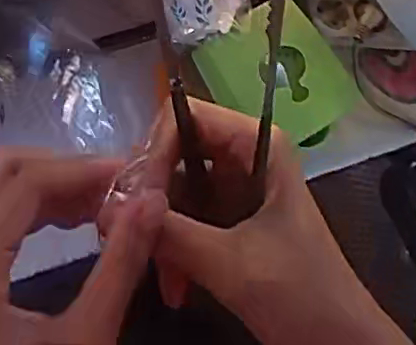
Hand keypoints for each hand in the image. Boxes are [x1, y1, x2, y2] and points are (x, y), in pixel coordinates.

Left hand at [0, 149, 166, 344]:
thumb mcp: (86, 341)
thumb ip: (119, 265)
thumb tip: (154, 201)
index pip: (26, 184)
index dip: (79, 170)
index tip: (126, 173)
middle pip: (7, 175)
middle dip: (65, 172)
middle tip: (116, 186)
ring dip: (52, 186)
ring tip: (101, 202)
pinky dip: (34, 208)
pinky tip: (72, 220)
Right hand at [127, 99, 408, 344]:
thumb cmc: (304, 297)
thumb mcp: (233, 265)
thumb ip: (172, 233)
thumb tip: (111, 209)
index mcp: (254, 142)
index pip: (183, 117)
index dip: (153, 151)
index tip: (133, 199)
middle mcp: (240, 152)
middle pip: (172, 149)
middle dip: (150, 194)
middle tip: (123, 233)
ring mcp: (233, 184)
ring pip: (173, 185)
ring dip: (157, 227)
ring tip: (150, 270)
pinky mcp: (227, 216)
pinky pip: (183, 215)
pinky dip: (170, 245)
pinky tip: (170, 284)